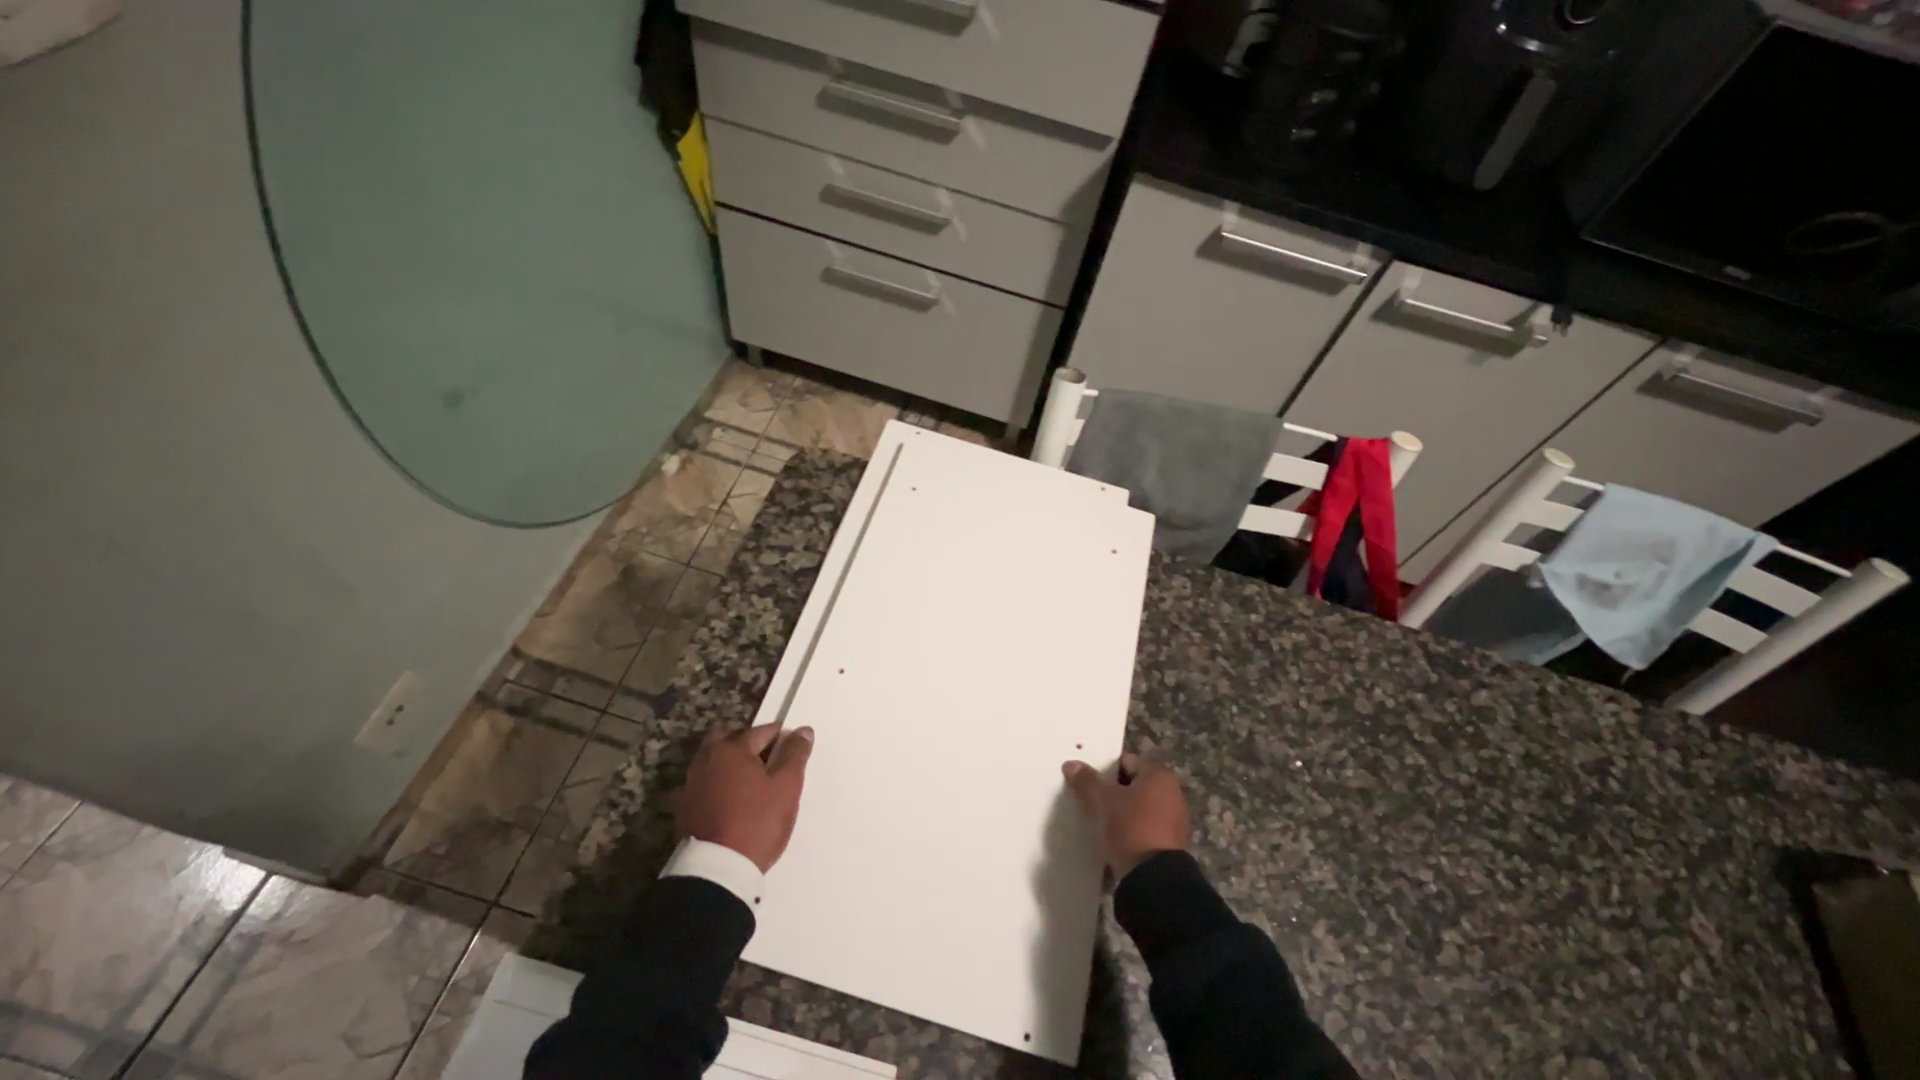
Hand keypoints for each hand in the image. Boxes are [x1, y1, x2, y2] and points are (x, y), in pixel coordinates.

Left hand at [677, 723, 814, 872]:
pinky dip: (719, 784)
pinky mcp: (684, 807)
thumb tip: (803, 730)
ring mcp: (691, 783)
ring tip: (752, 785)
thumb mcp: (786, 787)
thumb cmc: (757, 822)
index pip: (762, 731)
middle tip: (770, 765)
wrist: (717, 869)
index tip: (794, 753)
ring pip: (715, 761)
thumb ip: (795, 755)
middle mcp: (706, 759)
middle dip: (750, 745)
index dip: (782, 739)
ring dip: (732, 764)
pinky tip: (731, 802)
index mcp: (731, 748)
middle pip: (730, 739)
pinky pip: (705, 783)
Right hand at [1062, 753, 1189, 880]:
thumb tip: (1071, 764)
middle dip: (1111, 792)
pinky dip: (1129, 830)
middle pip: (1132, 785)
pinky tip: (1112, 838)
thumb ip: (1088, 781)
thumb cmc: (1131, 827)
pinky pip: (1143, 827)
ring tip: (1098, 822)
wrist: (1154, 877)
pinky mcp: (1169, 843)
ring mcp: (1173, 820)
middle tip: (1090, 802)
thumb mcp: (1105, 801)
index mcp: (1160, 776)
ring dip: (1119, 813)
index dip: (1104, 770)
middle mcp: (1172, 793)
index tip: (1087, 783)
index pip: (1126, 762)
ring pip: (1137, 808)